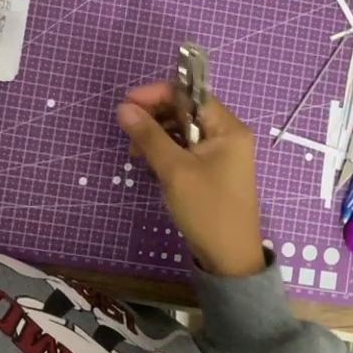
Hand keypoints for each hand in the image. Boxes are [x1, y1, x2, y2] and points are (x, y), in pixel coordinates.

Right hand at [116, 84, 264, 276]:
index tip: (128, 104)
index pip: (190, 94)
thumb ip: (149, 136)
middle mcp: (227, 134)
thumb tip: (123, 108)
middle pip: (185, 109)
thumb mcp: (174, 171)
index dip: (157, 94)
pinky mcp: (211, 168)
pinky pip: (185, 146)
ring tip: (137, 152)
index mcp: (228, 128)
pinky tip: (149, 161)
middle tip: (129, 133)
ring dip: (157, 134)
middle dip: (154, 116)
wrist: (229, 258)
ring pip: (182, 128)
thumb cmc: (207, 209)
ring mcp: (220, 152)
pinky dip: (165, 149)